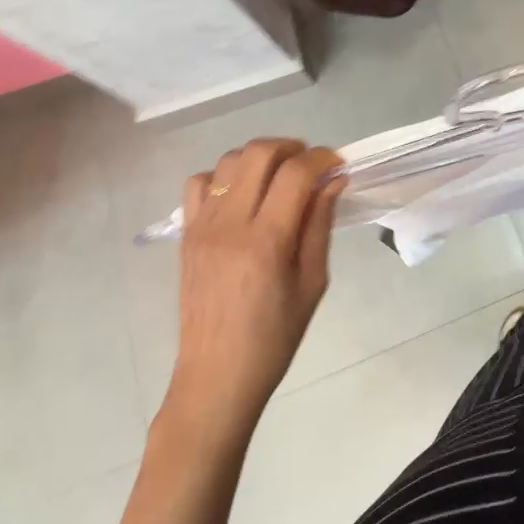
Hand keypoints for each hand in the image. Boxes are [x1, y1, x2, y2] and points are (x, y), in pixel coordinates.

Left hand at [163, 139, 347, 434]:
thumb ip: (319, 225)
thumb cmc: (275, 337)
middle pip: (258, 153)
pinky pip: (198, 183)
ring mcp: (202, 228)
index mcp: (266, 242)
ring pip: (228, 160)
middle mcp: (229, 226)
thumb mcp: (313, 283)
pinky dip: (223, 176)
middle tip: (310, 166)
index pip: (295, 173)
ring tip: (278, 178)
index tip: (338, 165)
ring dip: (259, 158)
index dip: (322, 158)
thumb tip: (332, 181)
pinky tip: (242, 196)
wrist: (216, 375)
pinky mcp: (185, 235)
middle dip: (291, 147)